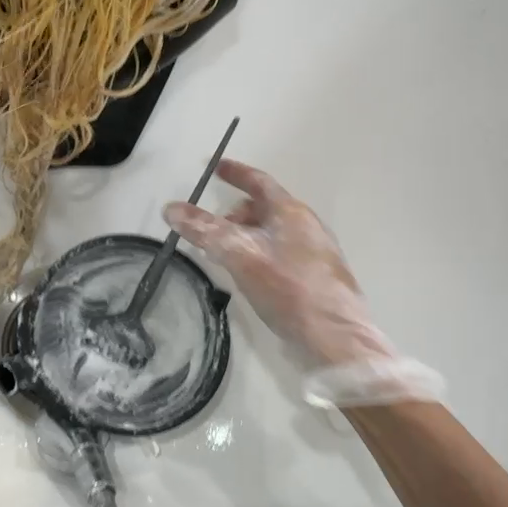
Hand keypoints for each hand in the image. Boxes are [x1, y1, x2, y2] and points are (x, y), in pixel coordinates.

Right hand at [164, 159, 442, 406]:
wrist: (336, 340)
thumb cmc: (288, 289)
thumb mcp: (239, 256)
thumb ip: (204, 230)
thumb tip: (171, 207)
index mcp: (291, 213)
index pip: (259, 181)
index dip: (235, 172)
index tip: (214, 167)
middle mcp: (307, 226)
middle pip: (265, 207)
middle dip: (235, 212)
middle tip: (209, 228)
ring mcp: (316, 253)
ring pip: (272, 232)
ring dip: (245, 235)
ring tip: (223, 255)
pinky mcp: (317, 279)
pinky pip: (280, 252)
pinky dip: (258, 253)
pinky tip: (249, 276)